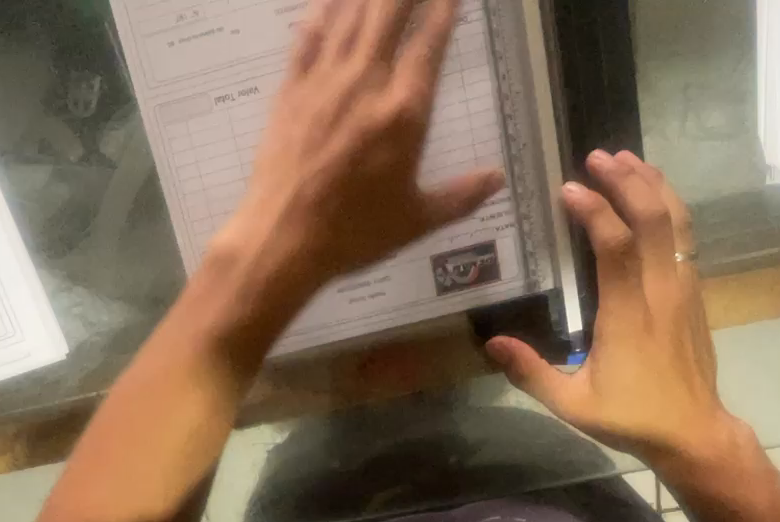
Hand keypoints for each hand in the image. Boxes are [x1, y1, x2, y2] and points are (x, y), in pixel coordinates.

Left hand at [211, 0, 506, 299]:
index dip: (443, 8)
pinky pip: (308, 36)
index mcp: (404, 113)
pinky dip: (323, 10)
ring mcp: (324, 83)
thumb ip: (460, 197)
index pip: (430, 42)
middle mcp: (366, 83)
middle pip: (390, 11)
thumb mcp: (415, 222)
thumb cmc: (352, 235)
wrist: (282, 240)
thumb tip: (497, 178)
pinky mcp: (290, 91)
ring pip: (350, 14)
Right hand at [486, 151, 739, 469]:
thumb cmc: (631, 418)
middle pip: (653, 218)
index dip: (594, 211)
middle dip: (627, 180)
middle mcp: (661, 290)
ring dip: (653, 185)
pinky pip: (686, 238)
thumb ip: (532, 373)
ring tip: (629, 160)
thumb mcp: (572, 404)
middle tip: (598, 157)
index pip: (616, 245)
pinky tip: (654, 199)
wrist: (693, 432)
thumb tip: (492, 344)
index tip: (569, 189)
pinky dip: (669, 208)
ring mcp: (684, 289)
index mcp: (629, 314)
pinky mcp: (694, 295)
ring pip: (677, 221)